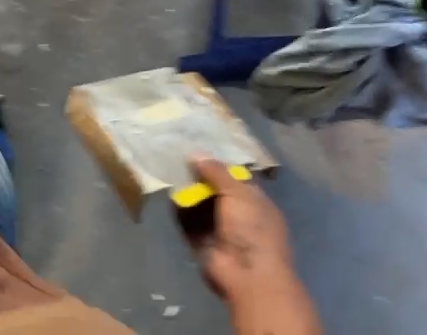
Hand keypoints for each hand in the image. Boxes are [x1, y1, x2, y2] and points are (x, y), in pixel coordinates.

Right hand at [186, 159, 319, 334]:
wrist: (249, 275)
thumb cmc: (252, 228)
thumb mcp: (238, 192)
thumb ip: (217, 172)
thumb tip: (196, 154)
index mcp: (256, 203)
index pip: (236, 179)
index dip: (218, 166)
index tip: (198, 153)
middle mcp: (240, 216)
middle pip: (216, 192)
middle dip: (200, 179)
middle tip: (179, 161)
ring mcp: (222, 232)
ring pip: (202, 208)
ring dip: (189, 195)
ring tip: (170, 174)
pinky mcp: (206, 244)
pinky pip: (190, 224)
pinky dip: (181, 213)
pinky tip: (170, 198)